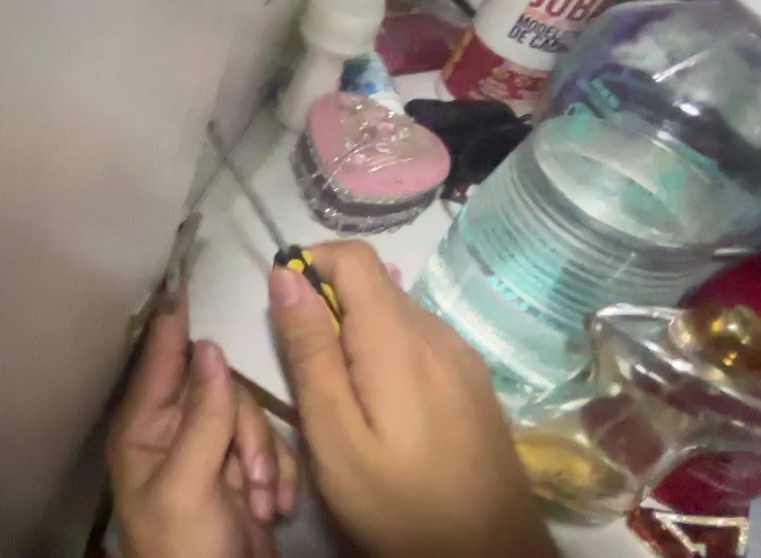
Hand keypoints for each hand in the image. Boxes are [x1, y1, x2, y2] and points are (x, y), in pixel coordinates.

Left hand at [106, 291, 299, 557]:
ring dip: (262, 457)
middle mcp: (174, 431)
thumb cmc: (184, 549)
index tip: (189, 278)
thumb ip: (202, 415)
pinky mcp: (241, 472)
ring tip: (261, 499)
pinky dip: (276, 473)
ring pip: (248, 415)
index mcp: (144, 428)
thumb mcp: (185, 485)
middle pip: (218, 387)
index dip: (175, 322)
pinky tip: (274, 506)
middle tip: (247, 472)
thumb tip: (212, 346)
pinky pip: (267, 446)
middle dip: (243, 428)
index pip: (160, 360)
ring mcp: (210, 452)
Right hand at [268, 242, 553, 557]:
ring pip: (394, 313)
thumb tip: (285, 274)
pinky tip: (386, 412)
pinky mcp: (475, 383)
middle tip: (312, 374)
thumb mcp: (333, 433)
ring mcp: (463, 358)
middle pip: (373, 283)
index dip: (312, 264)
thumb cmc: (400, 504)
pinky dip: (387, 353)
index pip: (354, 255)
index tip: (288, 313)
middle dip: (329, 308)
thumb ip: (309, 348)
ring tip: (346, 400)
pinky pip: (419, 342)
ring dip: (357, 333)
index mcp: (399, 337)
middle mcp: (437, 332)